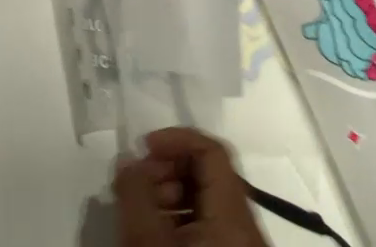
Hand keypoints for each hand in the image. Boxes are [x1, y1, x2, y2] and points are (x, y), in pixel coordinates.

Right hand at [115, 129, 267, 246]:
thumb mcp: (144, 237)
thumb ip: (134, 191)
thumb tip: (128, 157)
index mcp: (233, 216)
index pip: (212, 151)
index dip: (175, 138)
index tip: (143, 147)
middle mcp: (247, 225)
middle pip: (209, 171)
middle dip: (167, 166)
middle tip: (138, 181)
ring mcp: (242, 240)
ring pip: (207, 197)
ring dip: (170, 190)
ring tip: (144, 208)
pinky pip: (209, 219)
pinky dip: (180, 212)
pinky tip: (157, 227)